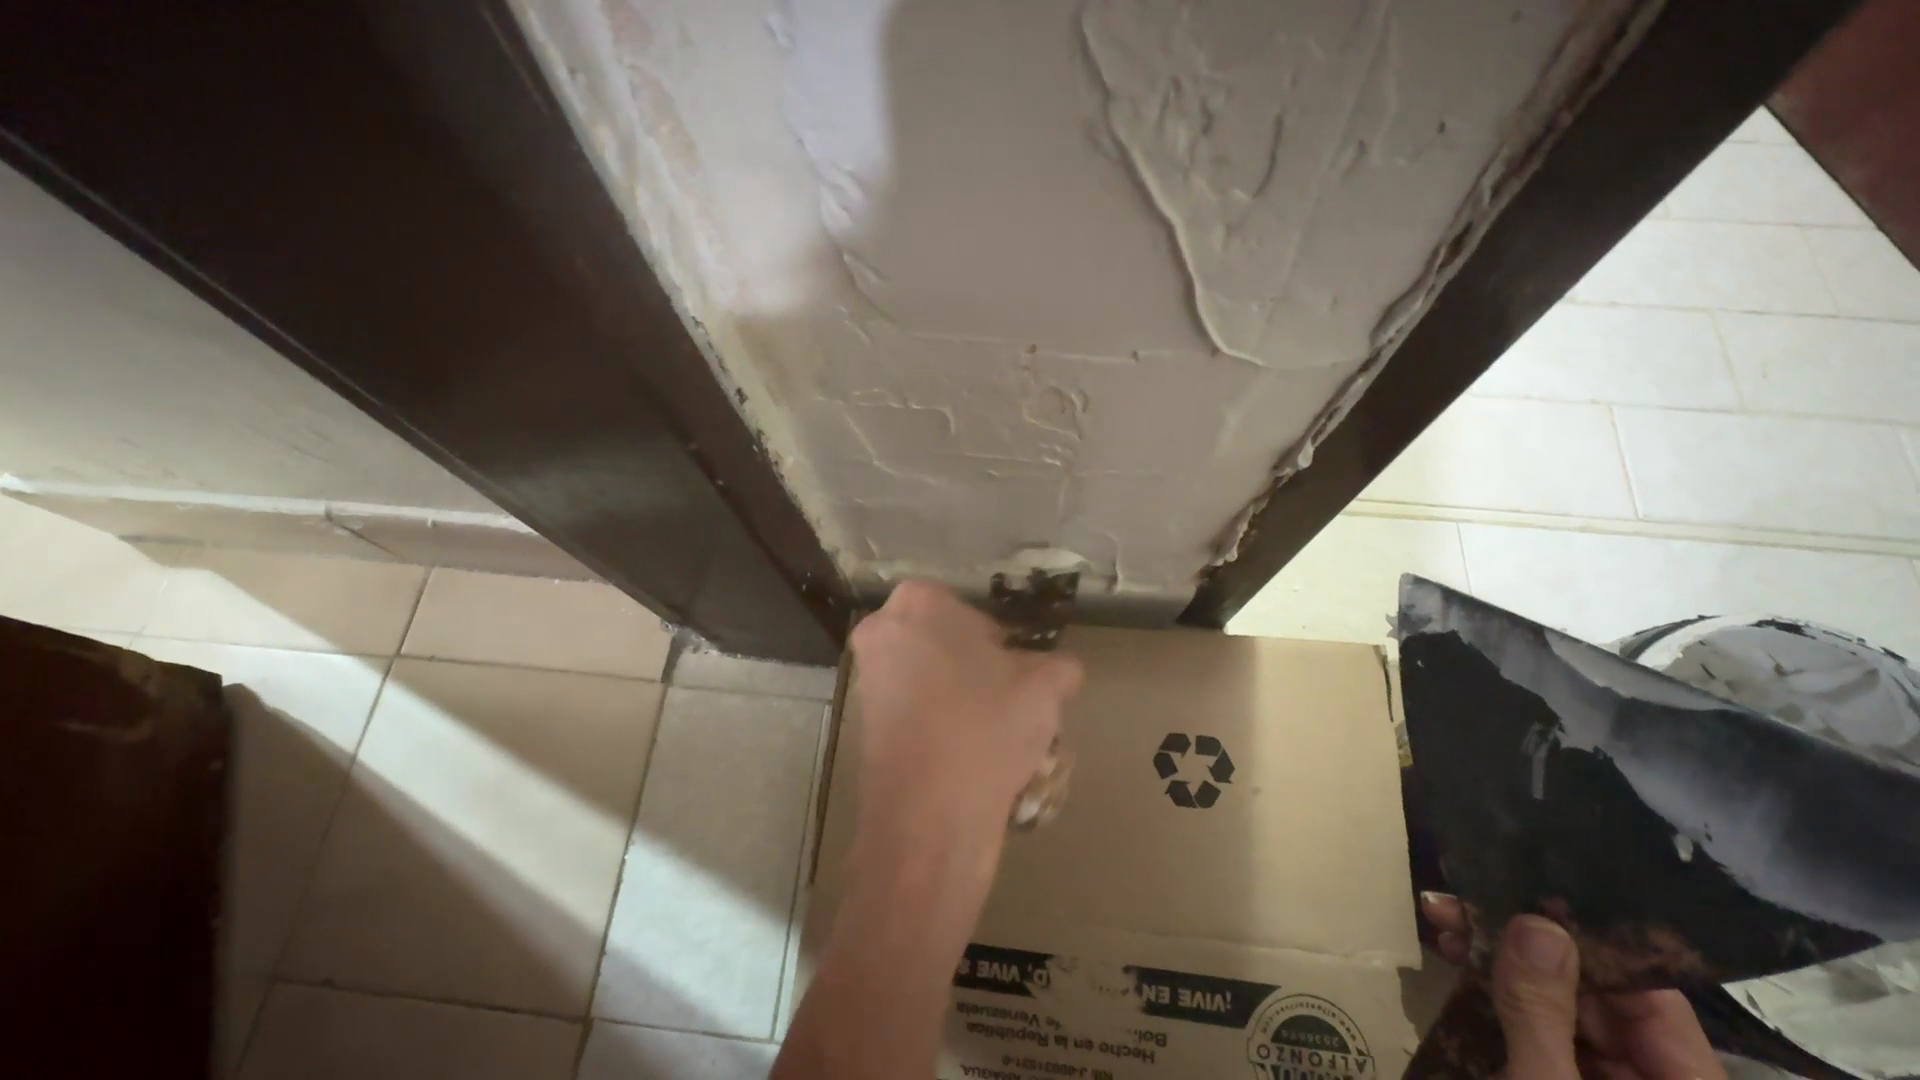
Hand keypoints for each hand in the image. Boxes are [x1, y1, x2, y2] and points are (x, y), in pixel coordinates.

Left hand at [848, 580, 1083, 863]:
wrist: (929, 816)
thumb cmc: (986, 728)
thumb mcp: (1045, 687)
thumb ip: (1058, 666)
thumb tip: (1059, 670)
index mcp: (919, 602)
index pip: (976, 613)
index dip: (1007, 646)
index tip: (1024, 677)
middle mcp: (883, 631)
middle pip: (951, 647)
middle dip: (983, 674)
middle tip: (1014, 707)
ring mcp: (868, 680)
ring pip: (936, 683)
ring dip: (968, 704)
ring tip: (1001, 739)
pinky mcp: (864, 725)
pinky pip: (919, 716)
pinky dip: (945, 730)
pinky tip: (975, 760)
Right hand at [1421, 893, 1725, 1079]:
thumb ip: (1542, 1013)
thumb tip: (1538, 922)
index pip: (1647, 994)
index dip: (1584, 940)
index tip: (1518, 893)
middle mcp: (1654, 1079)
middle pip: (1595, 999)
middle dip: (1521, 946)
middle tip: (1452, 904)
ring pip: (1559, 1014)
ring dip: (1499, 967)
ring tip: (1441, 924)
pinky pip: (1539, 1039)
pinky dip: (1498, 1004)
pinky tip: (1458, 966)